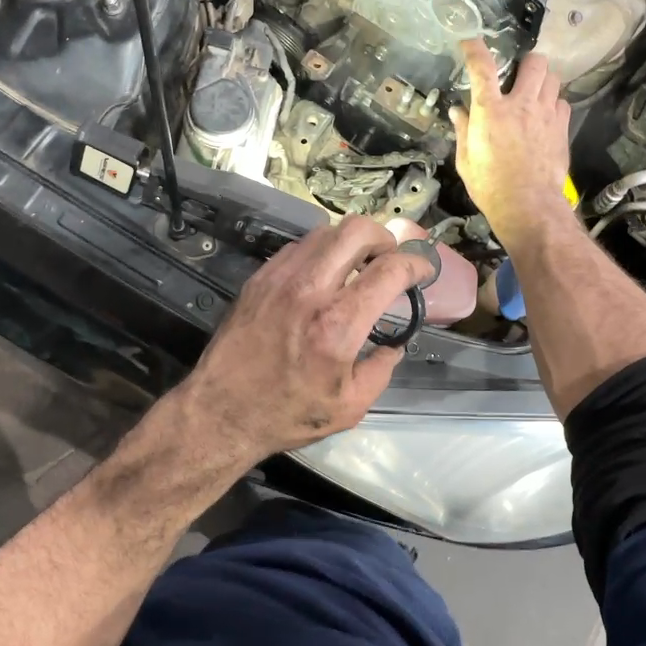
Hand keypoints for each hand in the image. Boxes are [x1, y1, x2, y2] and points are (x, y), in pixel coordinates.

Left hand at [170, 217, 435, 466]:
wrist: (221, 411)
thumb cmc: (287, 414)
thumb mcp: (350, 406)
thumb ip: (381, 370)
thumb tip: (395, 345)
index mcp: (338, 325)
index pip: (389, 270)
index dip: (416, 263)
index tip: (423, 270)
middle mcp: (310, 290)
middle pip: (357, 231)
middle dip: (384, 238)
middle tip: (388, 259)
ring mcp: (280, 279)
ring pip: (325, 232)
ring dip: (350, 242)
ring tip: (357, 265)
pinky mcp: (259, 279)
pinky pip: (298, 247)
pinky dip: (319, 253)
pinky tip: (322, 277)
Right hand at [449, 39, 572, 246]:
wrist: (528, 206)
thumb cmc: (490, 186)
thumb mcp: (466, 160)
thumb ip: (463, 130)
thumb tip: (458, 111)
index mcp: (490, 111)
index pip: (482, 68)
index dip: (475, 49)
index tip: (469, 41)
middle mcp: (521, 104)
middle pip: (535, 62)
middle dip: (527, 62)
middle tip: (517, 74)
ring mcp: (546, 114)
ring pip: (553, 79)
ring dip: (543, 81)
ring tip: (533, 93)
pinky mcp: (562, 128)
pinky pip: (563, 102)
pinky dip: (554, 104)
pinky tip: (545, 116)